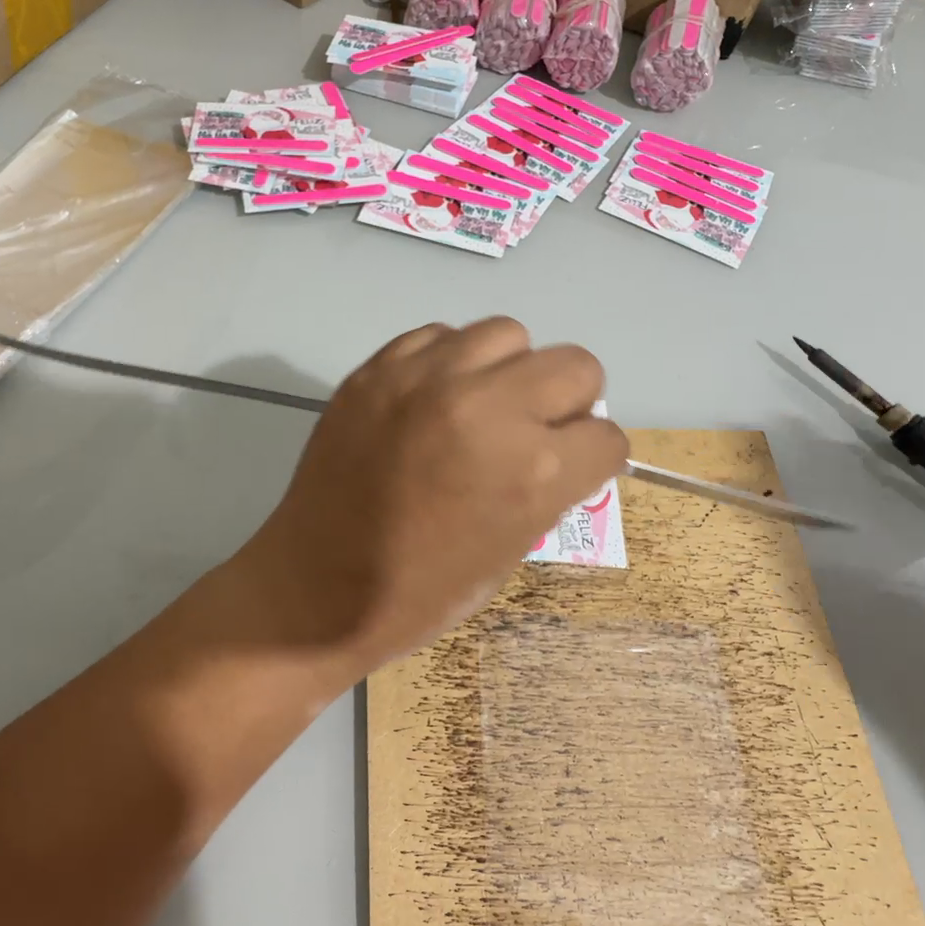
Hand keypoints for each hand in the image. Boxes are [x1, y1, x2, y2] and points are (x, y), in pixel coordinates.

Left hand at [237, 318, 627, 672]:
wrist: (317, 587)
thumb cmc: (421, 591)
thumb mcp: (511, 548)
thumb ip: (549, 485)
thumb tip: (561, 442)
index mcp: (534, 468)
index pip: (607, 436)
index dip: (592, 459)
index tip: (571, 469)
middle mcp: (488, 406)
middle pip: (575, 365)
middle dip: (565, 404)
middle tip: (530, 433)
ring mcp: (427, 379)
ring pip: (506, 334)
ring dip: (506, 371)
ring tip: (477, 408)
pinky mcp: (378, 368)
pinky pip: (439, 336)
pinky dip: (447, 363)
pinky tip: (429, 402)